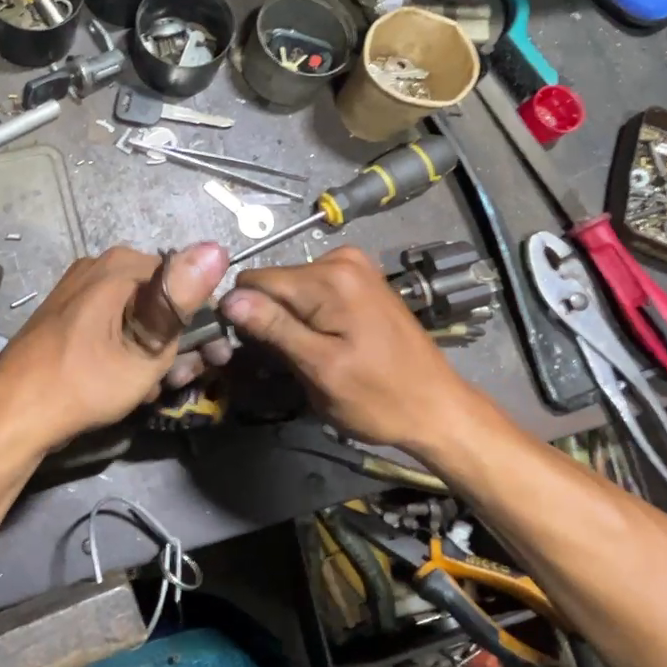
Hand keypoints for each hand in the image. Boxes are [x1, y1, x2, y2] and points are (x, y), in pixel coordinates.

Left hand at [0, 243, 228, 451]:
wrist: (15, 412)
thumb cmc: (85, 381)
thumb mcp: (146, 346)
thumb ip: (181, 298)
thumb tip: (216, 246)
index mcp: (121, 265)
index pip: (185, 282)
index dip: (202, 324)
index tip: (208, 362)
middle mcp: (99, 267)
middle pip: (161, 300)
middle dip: (177, 344)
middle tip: (177, 382)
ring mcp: (80, 291)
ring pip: (139, 317)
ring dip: (154, 354)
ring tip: (149, 389)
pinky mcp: (68, 315)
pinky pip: (114, 325)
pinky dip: (127, 352)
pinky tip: (127, 384)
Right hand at [219, 246, 478, 453]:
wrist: (437, 408)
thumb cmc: (379, 397)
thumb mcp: (320, 368)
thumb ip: (275, 328)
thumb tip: (228, 299)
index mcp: (330, 277)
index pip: (254, 281)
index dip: (243, 316)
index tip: (251, 352)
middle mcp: (340, 258)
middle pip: (272, 283)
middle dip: (267, 319)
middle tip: (283, 362)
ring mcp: (352, 266)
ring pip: (289, 289)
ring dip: (287, 321)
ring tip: (306, 356)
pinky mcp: (358, 280)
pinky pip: (311, 292)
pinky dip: (307, 316)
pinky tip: (322, 343)